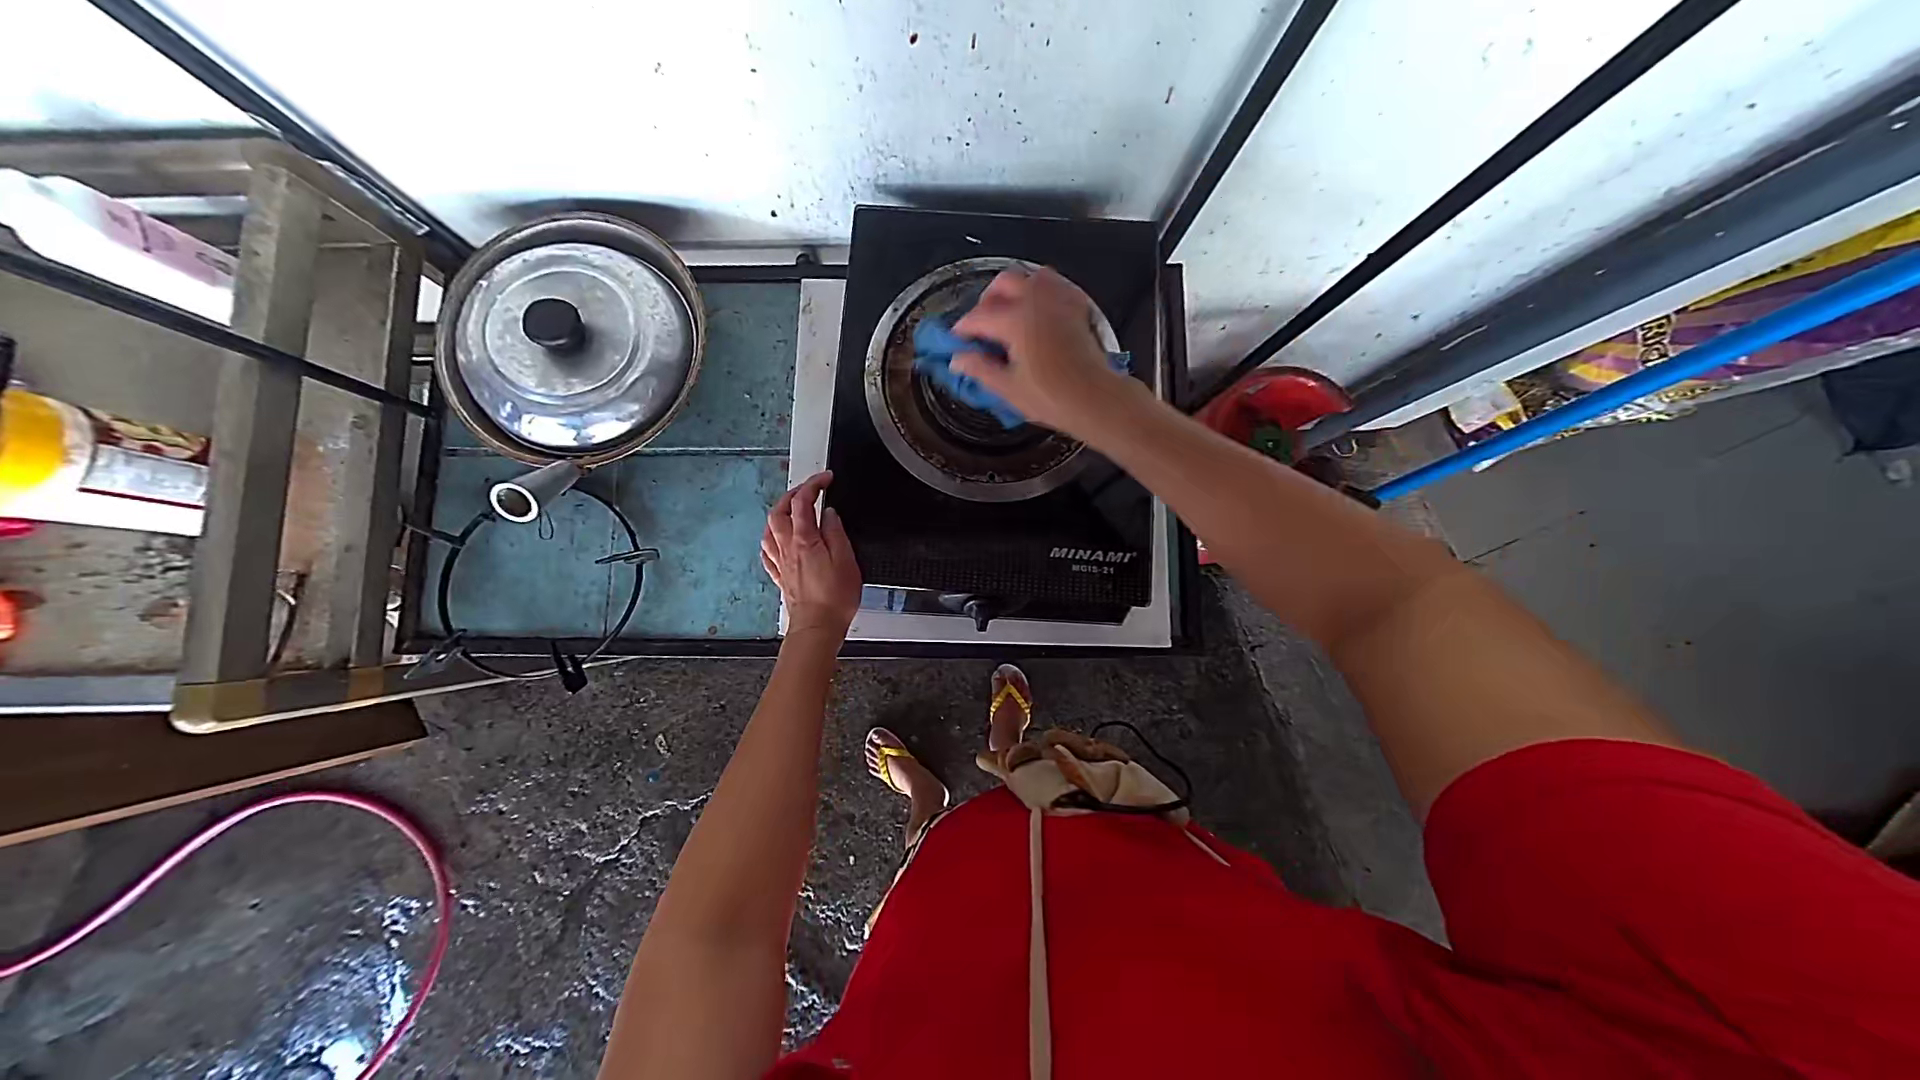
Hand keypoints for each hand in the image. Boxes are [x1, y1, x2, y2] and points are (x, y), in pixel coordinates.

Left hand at [761, 471, 861, 639]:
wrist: (817, 626)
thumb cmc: (834, 598)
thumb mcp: (846, 559)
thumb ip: (835, 532)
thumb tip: (829, 515)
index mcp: (805, 540)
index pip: (803, 501)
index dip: (814, 484)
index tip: (825, 479)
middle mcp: (788, 548)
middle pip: (779, 512)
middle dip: (792, 494)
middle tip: (808, 489)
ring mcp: (781, 562)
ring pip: (769, 529)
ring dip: (779, 514)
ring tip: (790, 509)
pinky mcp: (781, 576)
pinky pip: (768, 551)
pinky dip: (772, 538)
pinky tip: (778, 540)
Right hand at [950, 266, 1137, 437]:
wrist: (1095, 399)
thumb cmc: (1053, 398)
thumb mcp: (1008, 388)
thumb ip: (980, 368)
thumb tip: (959, 360)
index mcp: (1016, 321)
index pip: (978, 317)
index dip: (963, 329)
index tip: (958, 340)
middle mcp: (1037, 301)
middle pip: (1002, 284)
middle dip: (986, 301)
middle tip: (981, 325)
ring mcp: (1060, 300)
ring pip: (1031, 276)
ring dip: (1015, 290)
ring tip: (1008, 314)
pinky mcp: (1078, 306)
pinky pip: (1056, 285)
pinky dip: (1041, 292)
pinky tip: (1037, 311)